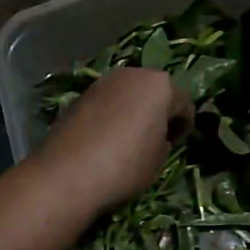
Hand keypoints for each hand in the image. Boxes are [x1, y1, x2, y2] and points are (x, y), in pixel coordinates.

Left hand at [31, 68, 193, 211]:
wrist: (66, 174)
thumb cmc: (125, 166)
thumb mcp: (158, 159)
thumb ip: (163, 142)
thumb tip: (156, 138)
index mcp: (159, 84)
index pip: (183, 104)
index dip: (183, 127)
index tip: (175, 145)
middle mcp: (129, 75)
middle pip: (151, 92)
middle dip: (155, 112)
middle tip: (152, 139)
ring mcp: (99, 84)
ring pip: (124, 96)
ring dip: (129, 112)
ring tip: (126, 140)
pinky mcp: (76, 98)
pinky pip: (102, 105)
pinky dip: (106, 117)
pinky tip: (102, 141)